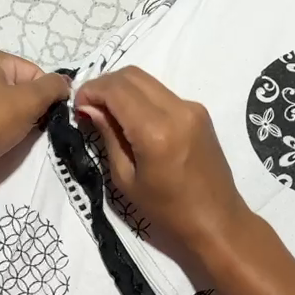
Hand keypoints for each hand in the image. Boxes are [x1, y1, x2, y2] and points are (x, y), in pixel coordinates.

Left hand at [0, 50, 71, 182]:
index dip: (45, 95)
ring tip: (9, 139)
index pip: (33, 72)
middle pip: (16, 88)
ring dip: (11, 122)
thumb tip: (64, 83)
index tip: (46, 116)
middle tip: (29, 129)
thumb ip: (52, 88)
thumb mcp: (28, 102)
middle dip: (27, 109)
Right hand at [73, 66, 252, 252]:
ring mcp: (191, 107)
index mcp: (155, 131)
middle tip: (89, 107)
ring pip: (147, 80)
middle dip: (104, 85)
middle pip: (131, 75)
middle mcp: (176, 110)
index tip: (78, 107)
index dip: (91, 90)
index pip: (116, 89)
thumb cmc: (167, 210)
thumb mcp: (125, 179)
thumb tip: (89, 107)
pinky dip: (140, 97)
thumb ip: (107, 135)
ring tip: (108, 114)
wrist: (217, 220)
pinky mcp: (199, 111)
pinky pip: (161, 93)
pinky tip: (132, 120)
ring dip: (122, 89)